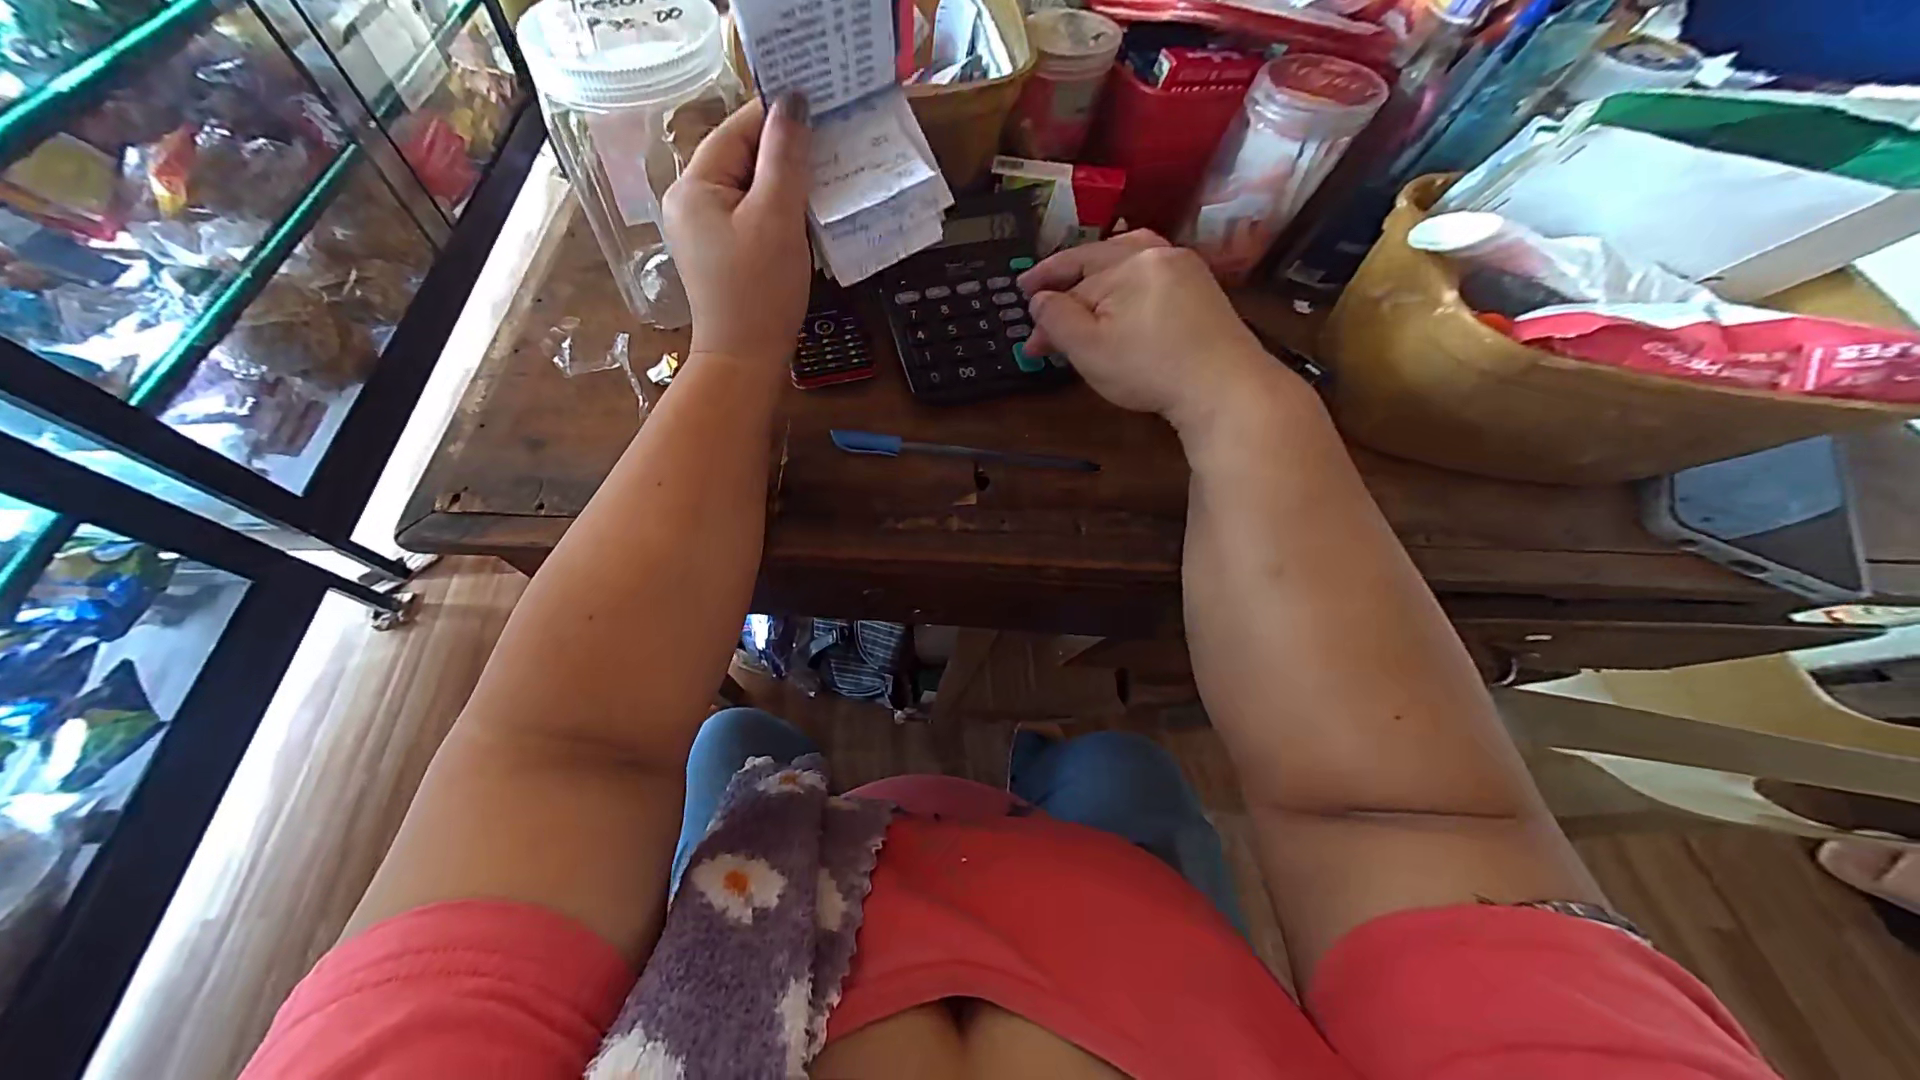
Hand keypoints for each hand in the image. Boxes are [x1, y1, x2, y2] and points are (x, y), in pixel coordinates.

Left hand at [661, 96, 811, 364]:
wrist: (746, 360)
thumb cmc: (760, 291)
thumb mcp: (776, 219)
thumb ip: (784, 158)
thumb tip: (793, 100)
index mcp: (693, 186)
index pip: (737, 131)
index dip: (777, 117)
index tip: (821, 110)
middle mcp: (691, 202)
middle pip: (742, 159)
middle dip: (785, 153)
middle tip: (832, 148)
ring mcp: (705, 230)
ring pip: (750, 189)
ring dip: (786, 184)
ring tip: (826, 181)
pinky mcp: (723, 254)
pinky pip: (752, 217)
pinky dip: (779, 212)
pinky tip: (806, 216)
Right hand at [1019, 231, 1292, 430]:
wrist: (1225, 388)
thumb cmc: (1150, 368)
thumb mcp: (1089, 349)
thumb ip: (1057, 319)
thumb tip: (1040, 300)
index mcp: (1128, 261)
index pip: (1072, 277)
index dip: (1043, 300)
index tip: (1022, 311)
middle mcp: (1158, 254)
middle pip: (1099, 262)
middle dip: (1068, 287)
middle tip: (1043, 307)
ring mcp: (1186, 270)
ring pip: (1128, 265)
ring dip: (1097, 279)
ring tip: (1079, 291)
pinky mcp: (1202, 291)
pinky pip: (1152, 278)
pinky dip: (1127, 288)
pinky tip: (1122, 305)